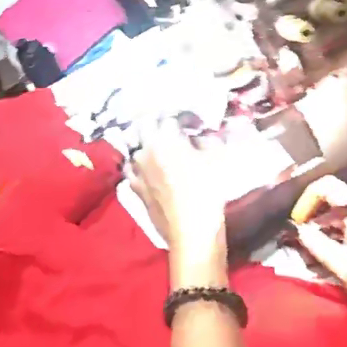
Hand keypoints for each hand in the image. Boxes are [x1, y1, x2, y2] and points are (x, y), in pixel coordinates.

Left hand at [130, 127, 231, 288]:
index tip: (194, 123)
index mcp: (165, 137)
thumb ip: (208, 141)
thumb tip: (203, 136)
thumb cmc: (207, 189)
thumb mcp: (216, 159)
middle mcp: (146, 148)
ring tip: (157, 145)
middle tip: (172, 127)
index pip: (171, 117)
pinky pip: (130, 169)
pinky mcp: (135, 186)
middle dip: (158, 122)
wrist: (192, 228)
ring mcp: (137, 168)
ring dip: (144, 142)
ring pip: (135, 146)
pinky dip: (137, 164)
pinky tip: (144, 166)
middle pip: (146, 125)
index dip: (184, 117)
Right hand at [292, 181, 346, 328]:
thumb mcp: (343, 266)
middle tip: (298, 239)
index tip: (296, 224)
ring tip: (310, 250)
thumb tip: (297, 227)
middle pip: (332, 201)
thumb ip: (316, 243)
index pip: (326, 189)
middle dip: (312, 218)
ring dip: (323, 229)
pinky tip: (327, 255)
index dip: (306, 203)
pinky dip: (335, 237)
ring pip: (340, 216)